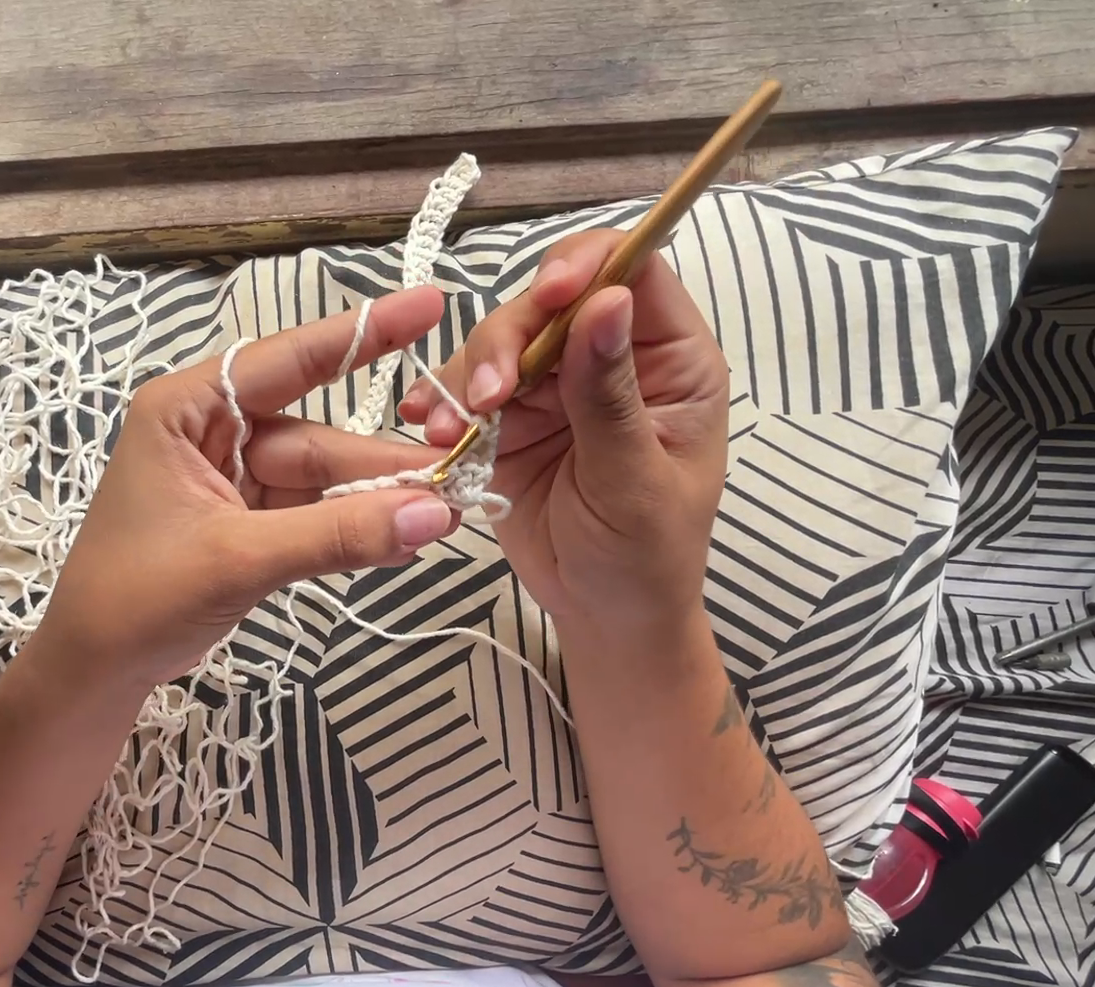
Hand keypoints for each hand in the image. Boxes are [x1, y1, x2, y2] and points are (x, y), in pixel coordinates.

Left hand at [43, 287, 459, 685]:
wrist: (97, 668)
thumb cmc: (138, 597)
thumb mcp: (238, 558)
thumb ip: (336, 535)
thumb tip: (436, 514)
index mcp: (187, 410)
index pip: (286, 360)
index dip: (362, 335)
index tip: (431, 304)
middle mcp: (213, 433)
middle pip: (316, 437)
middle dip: (382, 464)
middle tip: (458, 476)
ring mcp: (233, 480)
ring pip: (321, 479)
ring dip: (375, 501)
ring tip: (442, 514)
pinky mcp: (248, 523)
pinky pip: (313, 514)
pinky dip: (352, 529)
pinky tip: (400, 536)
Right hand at [400, 231, 728, 637]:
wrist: (601, 612)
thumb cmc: (644, 553)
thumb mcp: (632, 477)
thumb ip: (610, 394)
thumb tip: (605, 300)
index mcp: (668, 362)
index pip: (632, 274)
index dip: (586, 267)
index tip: (547, 296)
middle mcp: (605, 361)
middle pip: (546, 306)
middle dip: (506, 342)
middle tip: (485, 399)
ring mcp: (551, 391)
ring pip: (498, 346)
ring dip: (465, 380)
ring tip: (448, 431)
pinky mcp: (508, 423)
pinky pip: (467, 394)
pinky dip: (443, 406)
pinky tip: (426, 426)